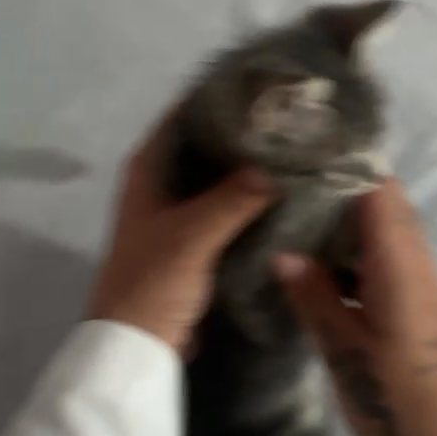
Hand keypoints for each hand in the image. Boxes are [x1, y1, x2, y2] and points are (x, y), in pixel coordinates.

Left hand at [88, 116, 276, 353]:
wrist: (137, 347)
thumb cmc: (152, 282)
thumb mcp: (192, 236)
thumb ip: (234, 198)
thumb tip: (282, 166)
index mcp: (149, 165)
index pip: (187, 112)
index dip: (223, 96)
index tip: (267, 87)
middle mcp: (163, 178)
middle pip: (208, 140)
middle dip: (246, 130)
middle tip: (295, 117)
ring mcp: (180, 207)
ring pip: (221, 172)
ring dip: (251, 163)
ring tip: (299, 146)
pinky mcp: (198, 234)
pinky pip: (229, 202)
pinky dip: (252, 193)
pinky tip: (286, 187)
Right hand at [274, 180, 436, 435]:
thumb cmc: (396, 393)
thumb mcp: (344, 348)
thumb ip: (314, 296)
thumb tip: (283, 252)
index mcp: (397, 259)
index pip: (379, 188)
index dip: (345, 166)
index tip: (304, 157)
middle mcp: (412, 258)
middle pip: (380, 204)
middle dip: (338, 192)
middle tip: (288, 188)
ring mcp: (416, 280)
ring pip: (381, 232)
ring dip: (344, 224)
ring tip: (293, 219)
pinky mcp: (414, 301)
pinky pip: (383, 259)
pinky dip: (354, 254)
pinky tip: (316, 267)